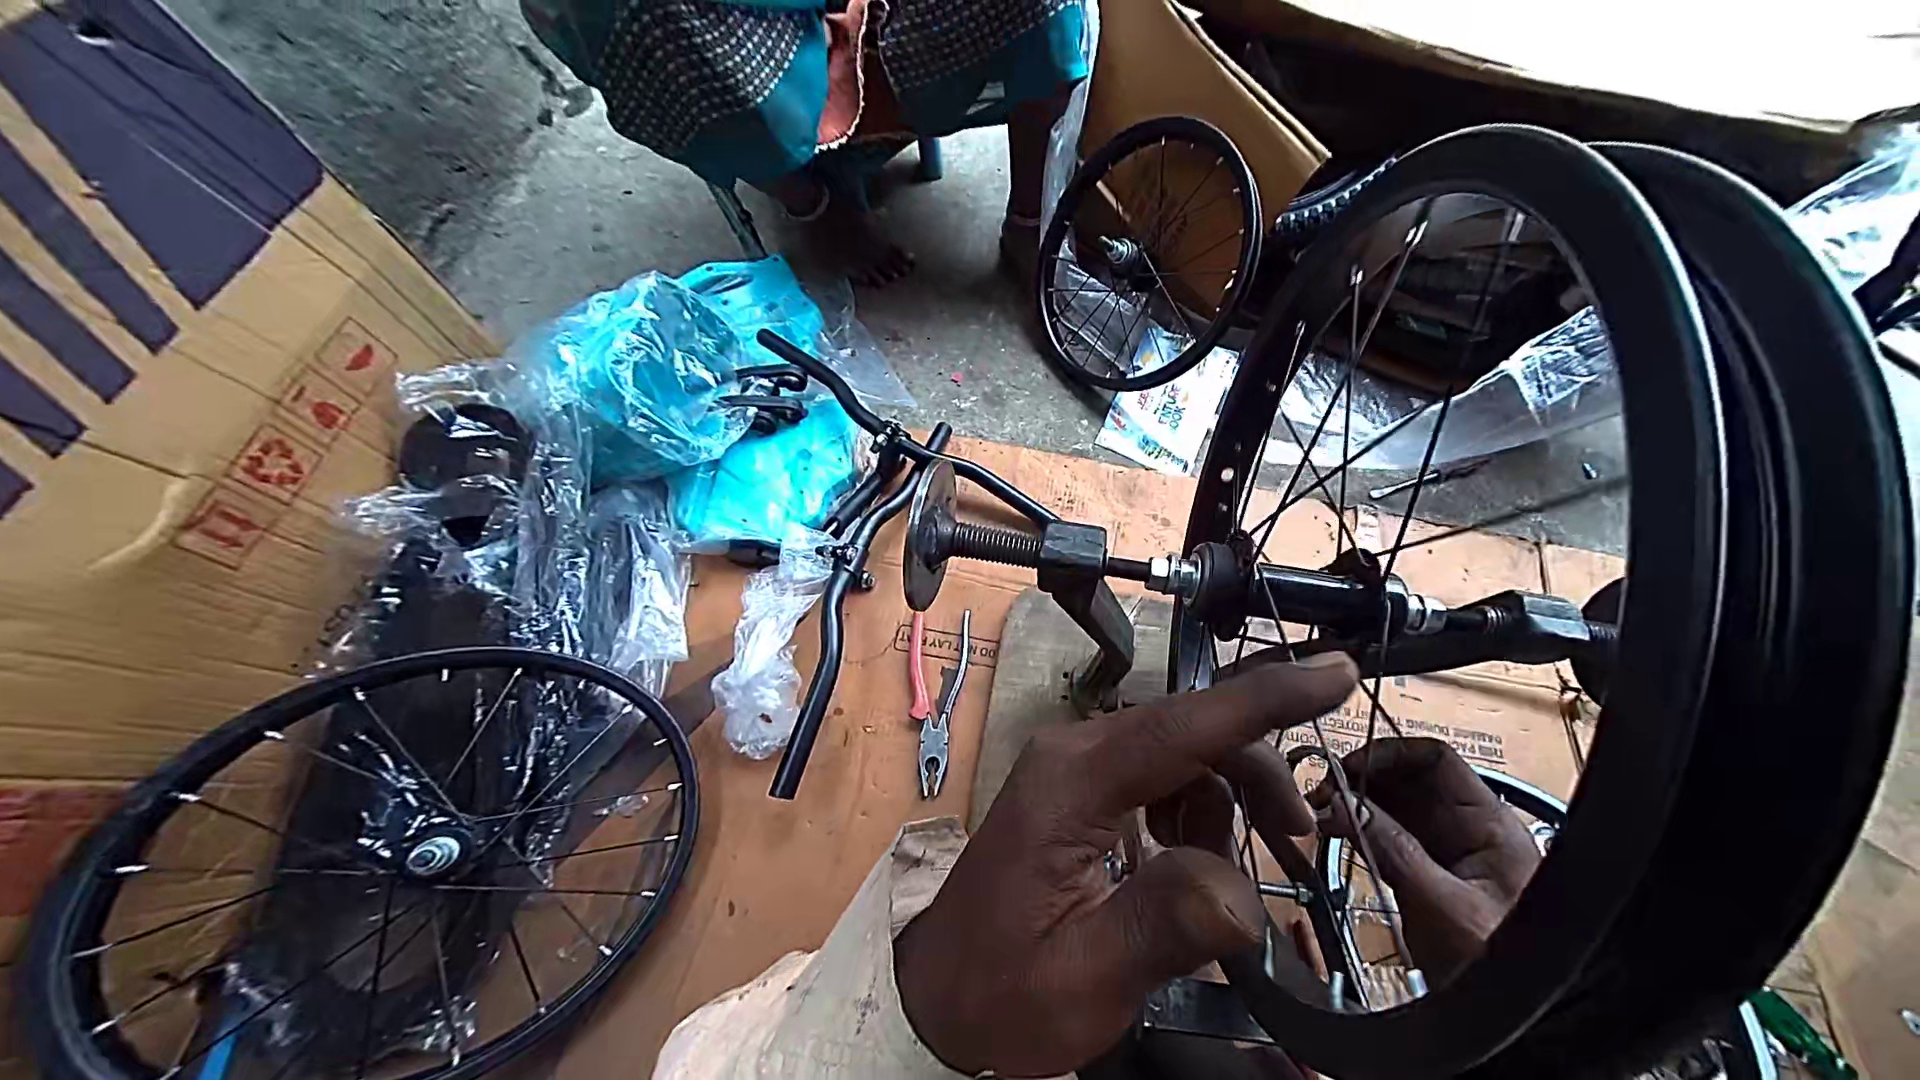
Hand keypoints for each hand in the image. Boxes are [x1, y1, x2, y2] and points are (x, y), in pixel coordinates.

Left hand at [893, 655, 1357, 1076]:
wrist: (944, 986)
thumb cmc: (1003, 985)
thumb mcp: (1084, 975)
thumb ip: (1162, 924)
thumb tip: (1239, 889)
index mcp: (1071, 782)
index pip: (1179, 727)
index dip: (1261, 698)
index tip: (1334, 672)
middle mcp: (1073, 752)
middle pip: (1190, 733)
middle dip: (1255, 775)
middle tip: (1299, 844)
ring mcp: (1075, 764)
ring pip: (1182, 753)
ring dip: (1227, 800)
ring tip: (1232, 873)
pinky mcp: (1081, 785)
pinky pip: (1160, 775)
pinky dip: (1196, 811)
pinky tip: (1193, 861)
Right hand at [1307, 738, 1541, 981]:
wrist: (1525, 1040)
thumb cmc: (1506, 973)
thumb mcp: (1446, 909)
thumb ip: (1394, 851)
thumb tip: (1343, 802)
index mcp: (1487, 826)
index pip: (1435, 759)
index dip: (1388, 753)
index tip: (1345, 768)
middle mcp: (1462, 829)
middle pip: (1404, 776)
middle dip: (1359, 776)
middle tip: (1320, 792)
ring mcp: (1440, 849)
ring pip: (1387, 802)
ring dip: (1349, 800)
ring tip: (1318, 812)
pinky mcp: (1419, 871)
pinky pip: (1379, 831)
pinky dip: (1351, 825)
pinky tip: (1328, 831)